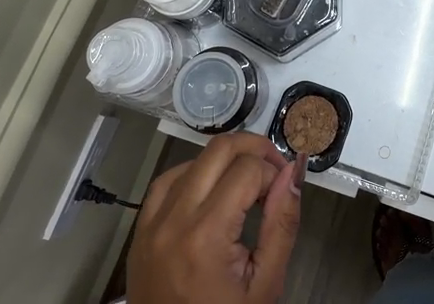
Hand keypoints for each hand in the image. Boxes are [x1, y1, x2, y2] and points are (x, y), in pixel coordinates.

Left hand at [127, 133, 301, 303]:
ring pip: (191, 159)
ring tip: (245, 184)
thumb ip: (282, 223)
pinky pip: (165, 183)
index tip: (284, 192)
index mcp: (206, 236)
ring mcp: (150, 225)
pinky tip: (210, 190)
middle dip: (253, 150)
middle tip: (273, 171)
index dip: (274, 172)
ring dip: (223, 162)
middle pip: (218, 149)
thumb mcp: (266, 283)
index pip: (248, 169)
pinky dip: (192, 175)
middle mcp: (173, 221)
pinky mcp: (139, 232)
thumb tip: (294, 170)